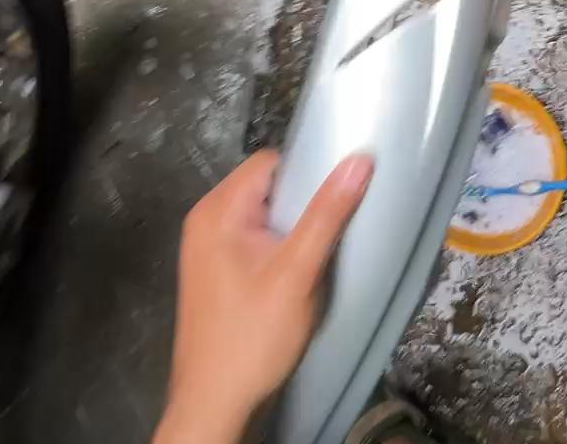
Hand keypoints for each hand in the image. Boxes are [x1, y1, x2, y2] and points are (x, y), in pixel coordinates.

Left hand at [155, 150, 373, 443]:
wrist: (214, 406)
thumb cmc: (254, 335)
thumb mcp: (298, 272)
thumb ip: (328, 213)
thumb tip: (360, 160)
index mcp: (217, 210)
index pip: (270, 162)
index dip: (306, 173)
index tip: (333, 198)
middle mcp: (206, 218)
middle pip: (267, 185)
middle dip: (300, 202)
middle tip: (325, 230)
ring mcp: (207, 244)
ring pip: (263, 211)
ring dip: (291, 225)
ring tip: (312, 251)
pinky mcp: (214, 267)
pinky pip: (253, 234)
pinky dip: (278, 243)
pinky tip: (294, 269)